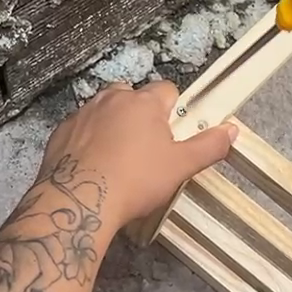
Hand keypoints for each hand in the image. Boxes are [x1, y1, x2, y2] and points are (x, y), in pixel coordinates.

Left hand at [37, 81, 235, 230]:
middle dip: (140, 115)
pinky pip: (81, 128)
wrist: (78, 201)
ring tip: (118, 159)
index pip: (167, 90)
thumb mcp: (180, 167)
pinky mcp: (60, 132)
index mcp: (143, 103)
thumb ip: (208, 146)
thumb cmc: (134, 181)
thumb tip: (231, 130)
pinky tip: (93, 165)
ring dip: (113, 125)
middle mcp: (111, 99)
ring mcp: (82, 113)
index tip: (173, 134)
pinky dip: (88, 140)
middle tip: (146, 149)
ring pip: (104, 110)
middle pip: (132, 96)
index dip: (174, 111)